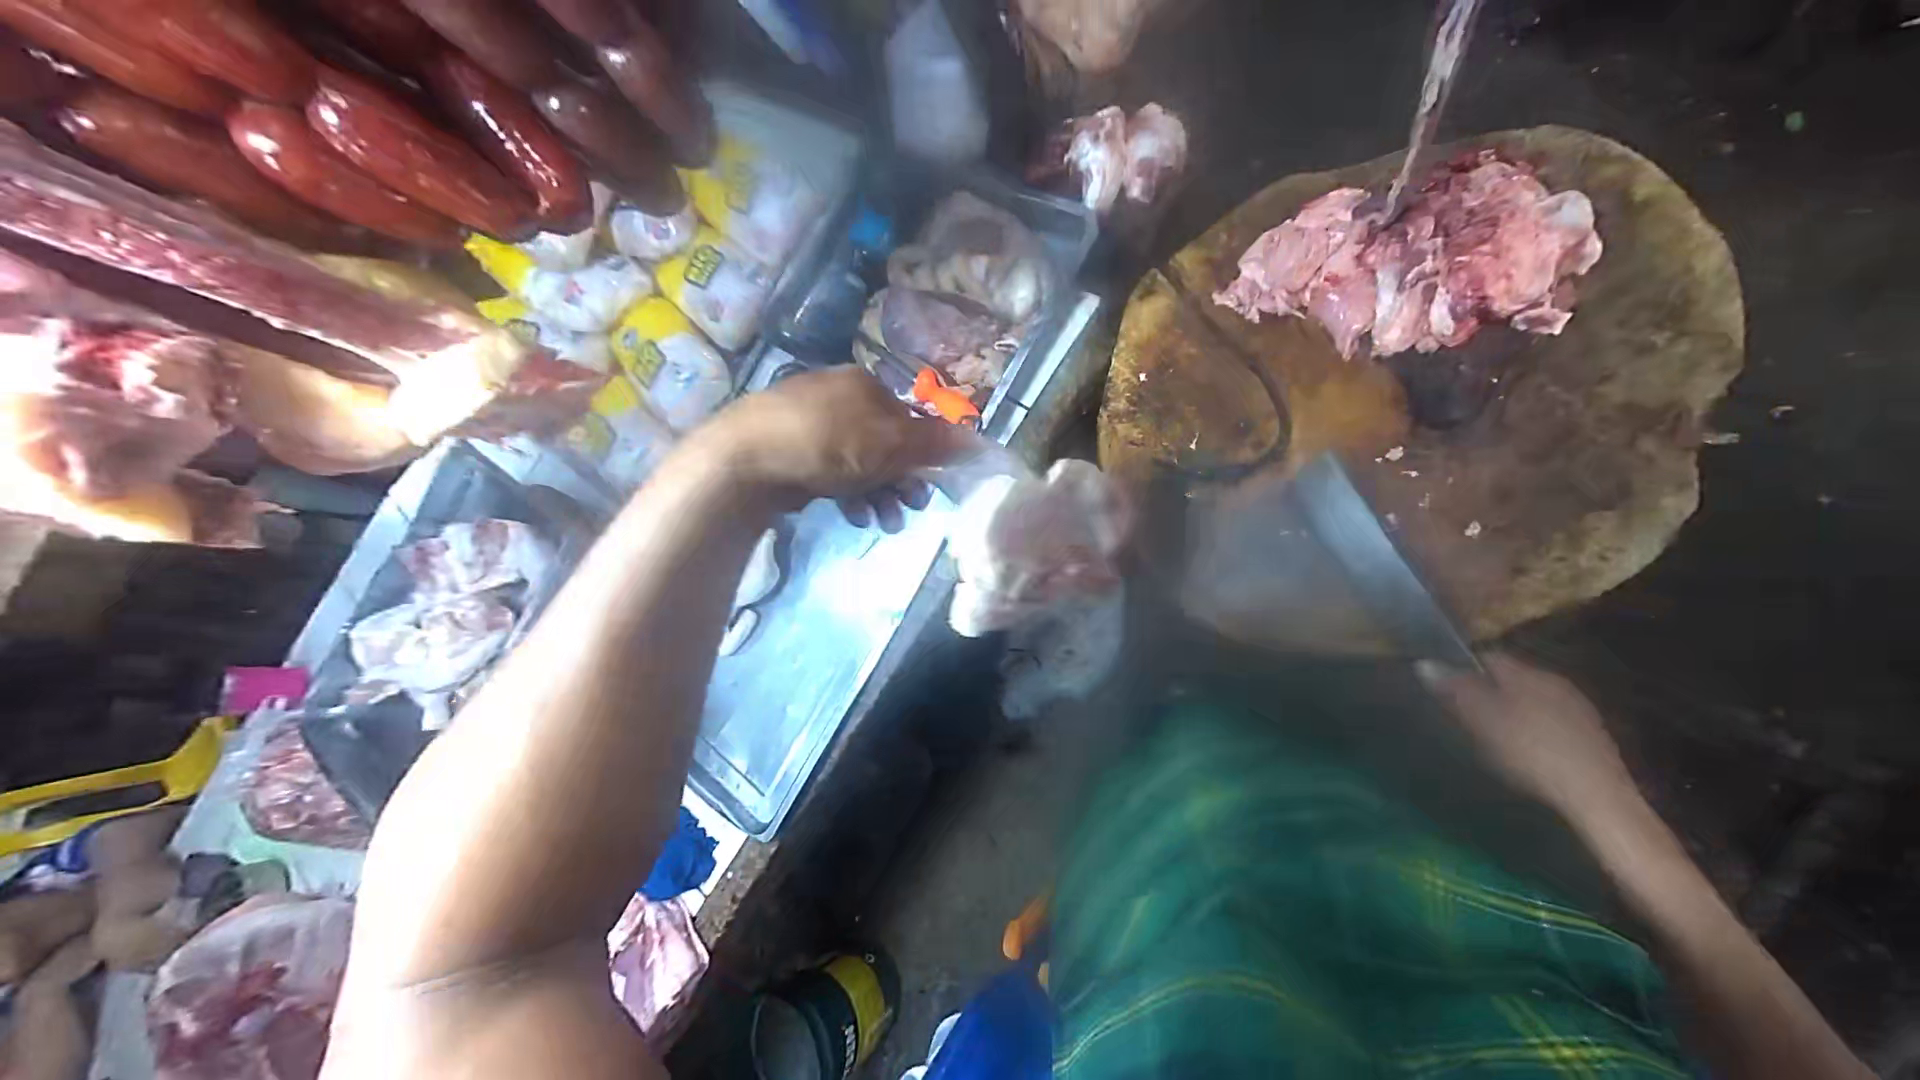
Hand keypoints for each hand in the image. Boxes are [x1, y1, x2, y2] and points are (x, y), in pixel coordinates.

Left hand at [694, 367, 971, 529]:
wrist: (745, 459)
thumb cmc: (827, 444)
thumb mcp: (889, 445)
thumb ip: (933, 444)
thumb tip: (977, 439)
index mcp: (865, 385)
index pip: (910, 420)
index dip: (925, 456)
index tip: (931, 487)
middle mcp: (840, 398)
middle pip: (886, 443)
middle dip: (902, 481)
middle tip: (909, 508)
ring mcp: (812, 423)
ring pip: (860, 462)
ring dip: (879, 494)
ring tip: (882, 522)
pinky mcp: (791, 451)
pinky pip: (833, 472)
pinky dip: (848, 494)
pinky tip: (854, 515)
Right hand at [1419, 652, 1642, 821]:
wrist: (1596, 797)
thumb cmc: (1529, 750)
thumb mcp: (1481, 719)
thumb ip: (1454, 688)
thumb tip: (1425, 663)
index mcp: (1528, 673)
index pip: (1486, 655)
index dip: (1461, 667)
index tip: (1445, 688)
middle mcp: (1555, 682)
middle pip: (1509, 677)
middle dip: (1485, 690)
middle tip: (1464, 715)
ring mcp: (1578, 708)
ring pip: (1529, 698)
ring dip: (1509, 709)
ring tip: (1491, 735)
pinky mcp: (1591, 735)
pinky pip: (1548, 719)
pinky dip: (1531, 727)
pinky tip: (1525, 751)